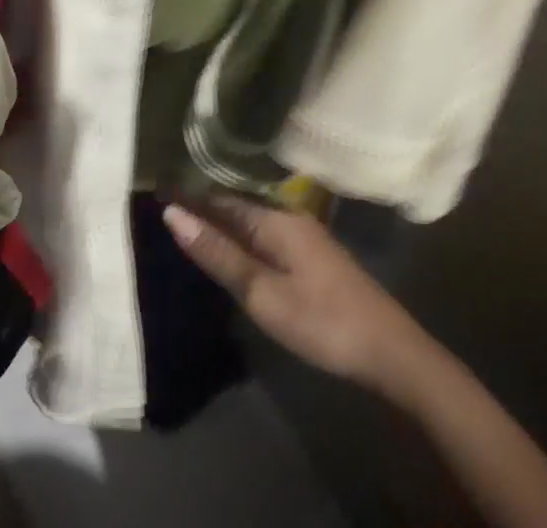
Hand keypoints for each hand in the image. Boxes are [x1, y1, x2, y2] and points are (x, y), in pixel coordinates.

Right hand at [162, 198, 424, 388]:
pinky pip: (265, 239)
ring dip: (220, 225)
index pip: (218, 200)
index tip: (154, 193)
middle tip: (162, 211)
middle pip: (235, 208)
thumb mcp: (260, 291)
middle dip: (201, 208)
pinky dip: (240, 241)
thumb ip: (217, 253)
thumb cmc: (320, 320)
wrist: (392, 354)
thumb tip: (172, 214)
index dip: (187, 198)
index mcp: (274, 221)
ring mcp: (306, 240)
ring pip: (251, 224)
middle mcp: (289, 220)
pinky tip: (229, 253)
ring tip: (185, 228)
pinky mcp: (314, 261)